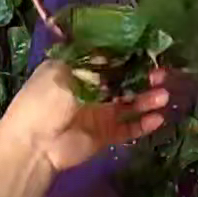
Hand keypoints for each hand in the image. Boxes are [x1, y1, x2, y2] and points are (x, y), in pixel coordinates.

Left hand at [0, 60, 169, 175]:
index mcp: (76, 70)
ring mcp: (98, 113)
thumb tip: (120, 57)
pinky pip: (128, 128)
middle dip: (142, 77)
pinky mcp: (105, 135)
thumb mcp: (68, 76)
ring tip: (163, 96)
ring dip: (146, 99)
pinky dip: (143, 124)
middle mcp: (90, 89)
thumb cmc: (44, 103)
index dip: (127, 55)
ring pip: (129, 104)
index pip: (107, 59)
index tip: (149, 50)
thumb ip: (97, 68)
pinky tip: (158, 118)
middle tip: (161, 74)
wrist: (34, 145)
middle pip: (122, 81)